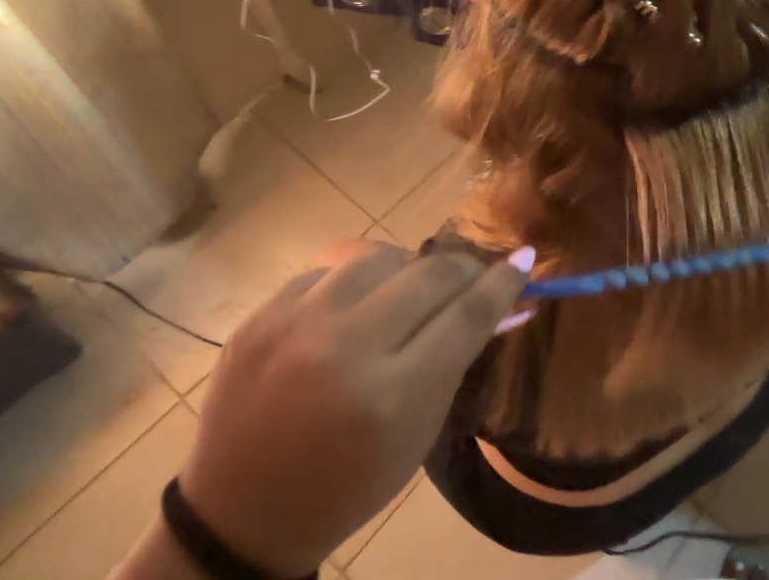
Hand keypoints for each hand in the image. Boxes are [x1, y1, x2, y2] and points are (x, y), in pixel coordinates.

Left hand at [174, 241, 532, 575]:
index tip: (525, 261)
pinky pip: (329, 271)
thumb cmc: (349, 484)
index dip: (503, 282)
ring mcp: (295, 325)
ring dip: (409, 268)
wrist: (242, 512)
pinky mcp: (261, 315)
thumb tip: (505, 297)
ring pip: (379, 257)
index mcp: (393, 395)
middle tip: (476, 276)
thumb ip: (458, 358)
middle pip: (430, 274)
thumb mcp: (420, 431)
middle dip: (465, 269)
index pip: (468, 314)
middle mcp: (345, 349)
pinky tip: (358, 306)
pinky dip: (356, 282)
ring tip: (412, 289)